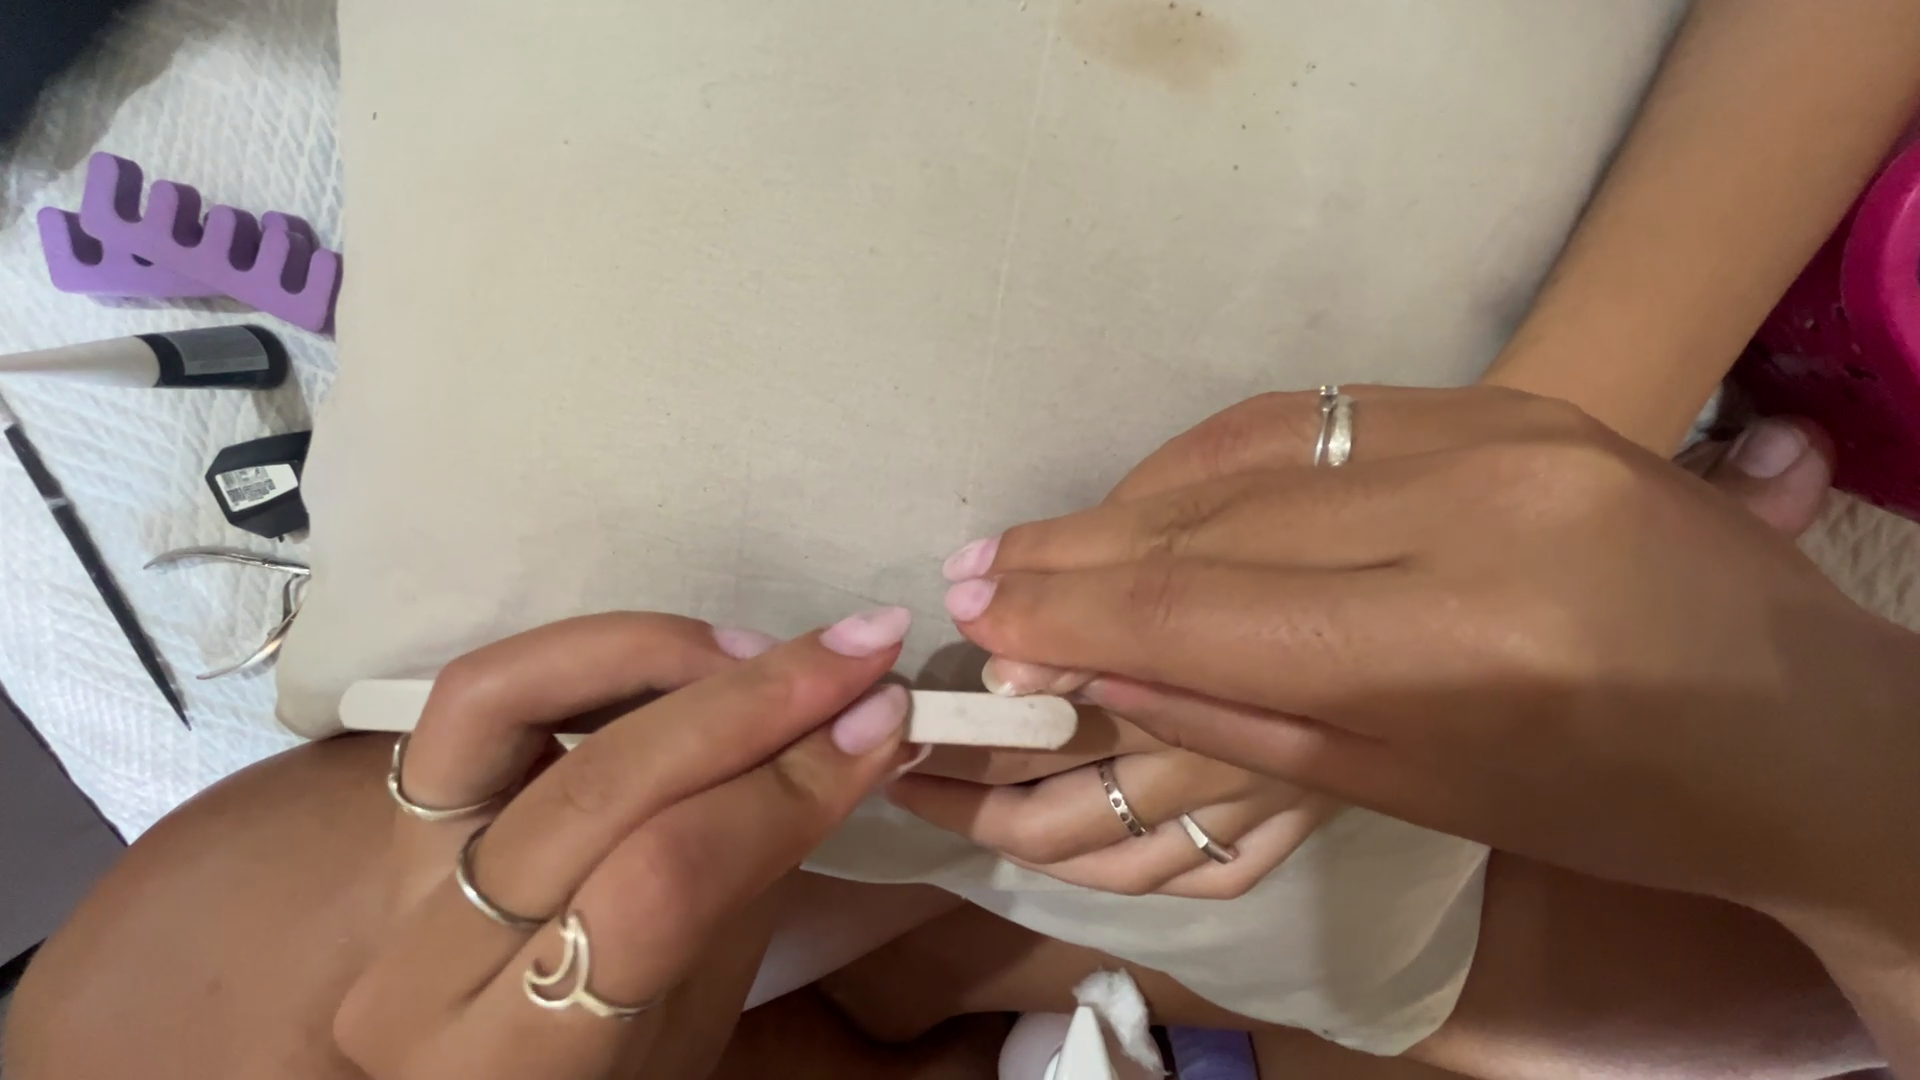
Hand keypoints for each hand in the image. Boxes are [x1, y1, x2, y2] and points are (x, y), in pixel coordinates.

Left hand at [333, 608, 918, 1079]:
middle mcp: (431, 958)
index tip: (885, 719)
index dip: (787, 781)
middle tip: (860, 650)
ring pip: (507, 701)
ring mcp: (404, 865)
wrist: (508, 1072)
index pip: (665, 880)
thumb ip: (773, 848)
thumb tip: (867, 723)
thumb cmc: (632, 1056)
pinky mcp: (412, 800)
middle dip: (756, 697)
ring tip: (769, 647)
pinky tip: (695, 650)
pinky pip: (491, 687)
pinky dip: (601, 648)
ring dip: (664, 650)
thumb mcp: (715, 991)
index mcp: (520, 1057)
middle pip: (603, 780)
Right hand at [935, 386, 1919, 926]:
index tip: (980, 615)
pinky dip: (1201, 460)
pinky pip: (1299, 419)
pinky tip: (1140, 495)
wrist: (1809, 726)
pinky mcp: (1496, 398)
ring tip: (1038, 543)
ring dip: (1123, 507)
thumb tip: (1086, 665)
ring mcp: (1492, 428)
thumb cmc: (1601, 802)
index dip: (1070, 616)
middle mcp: (1474, 507)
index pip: (1201, 617)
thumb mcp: (1395, 790)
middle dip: (1075, 557)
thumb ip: (1226, 716)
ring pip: (1239, 460)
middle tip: (978, 571)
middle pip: (1208, 526)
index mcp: (1460, 647)